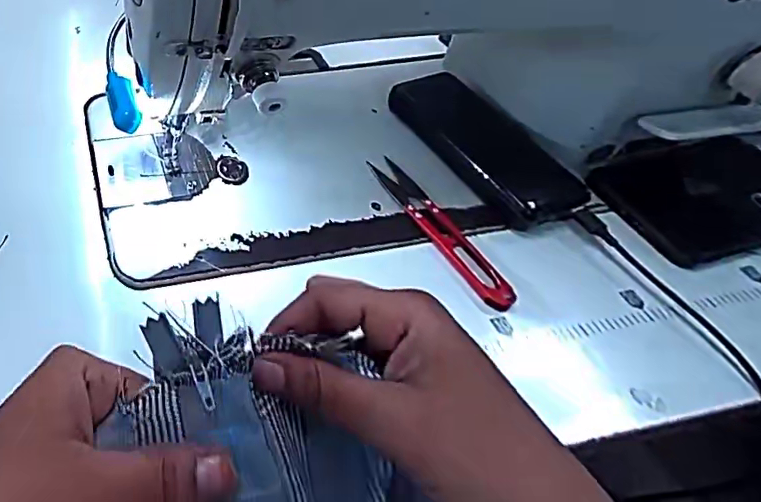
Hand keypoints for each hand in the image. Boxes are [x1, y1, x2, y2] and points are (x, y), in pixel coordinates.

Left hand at [0, 346, 236, 501]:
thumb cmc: (0, 489)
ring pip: (130, 470)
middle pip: (145, 438)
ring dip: (153, 490)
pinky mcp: (57, 479)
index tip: (228, 471)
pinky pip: (108, 485)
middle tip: (209, 493)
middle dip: (171, 474)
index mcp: (77, 373)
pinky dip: (127, 497)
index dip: (192, 437)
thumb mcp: (94, 479)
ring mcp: (65, 445)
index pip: (156, 398)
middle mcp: (71, 401)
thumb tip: (220, 463)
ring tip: (178, 498)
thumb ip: (161, 471)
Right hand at [252, 277, 607, 501]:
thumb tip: (266, 364)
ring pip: (342, 341)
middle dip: (299, 341)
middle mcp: (410, 321)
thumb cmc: (497, 464)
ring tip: (296, 393)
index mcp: (409, 310)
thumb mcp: (395, 420)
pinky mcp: (415, 381)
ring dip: (315, 364)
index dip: (289, 324)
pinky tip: (328, 404)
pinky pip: (358, 366)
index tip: (263, 358)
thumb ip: (324, 387)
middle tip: (275, 376)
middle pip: (330, 312)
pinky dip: (335, 382)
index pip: (323, 295)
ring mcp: (414, 351)